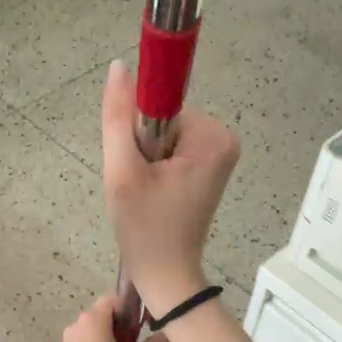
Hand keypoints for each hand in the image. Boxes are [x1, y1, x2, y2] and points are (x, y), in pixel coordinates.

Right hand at [101, 59, 240, 308]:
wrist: (165, 275)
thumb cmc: (144, 229)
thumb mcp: (122, 172)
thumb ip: (118, 117)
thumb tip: (118, 66)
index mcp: (212, 136)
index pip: (160, 108)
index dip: (138, 134)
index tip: (137, 167)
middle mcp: (224, 139)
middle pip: (164, 121)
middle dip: (143, 150)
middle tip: (138, 187)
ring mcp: (219, 155)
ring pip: (165, 137)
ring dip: (147, 161)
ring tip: (145, 195)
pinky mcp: (210, 169)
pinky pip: (173, 151)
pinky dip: (156, 170)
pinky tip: (154, 196)